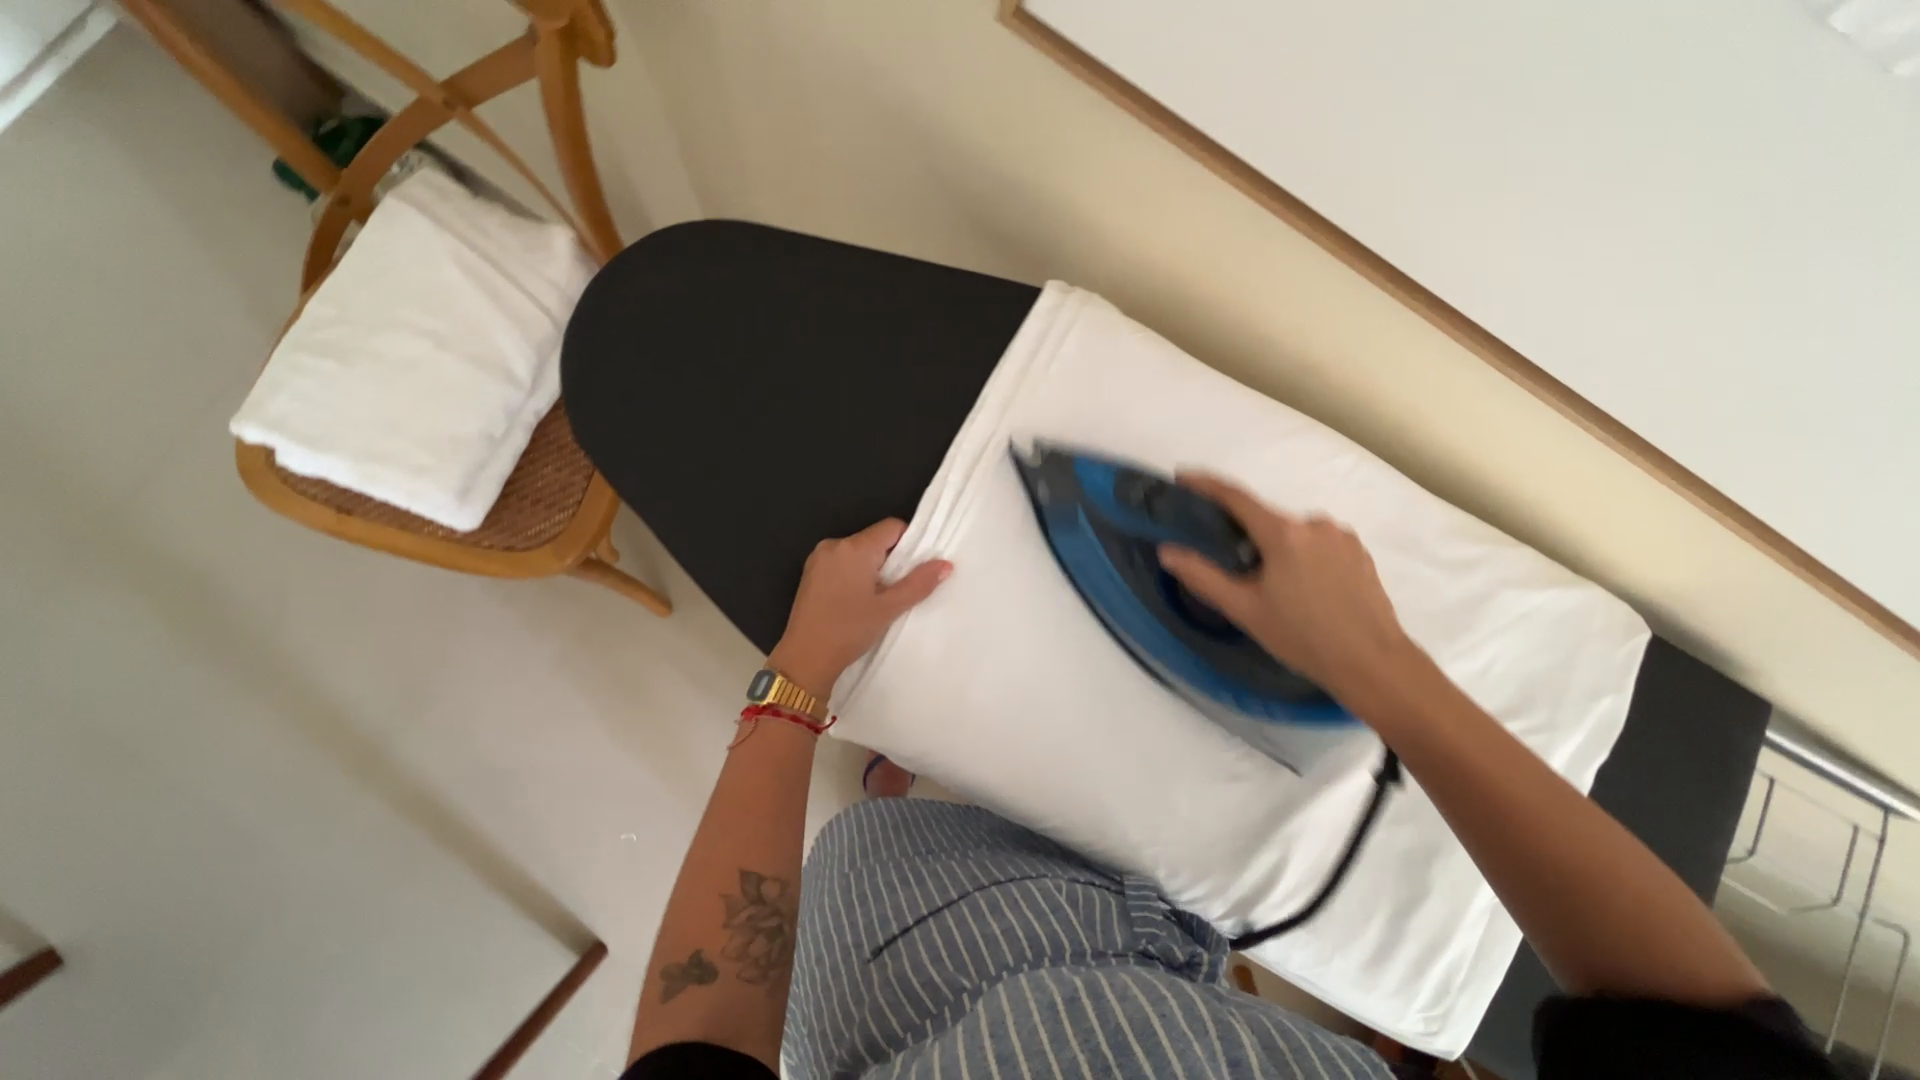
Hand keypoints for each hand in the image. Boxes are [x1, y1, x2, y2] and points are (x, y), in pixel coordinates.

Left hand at [766, 519, 952, 698]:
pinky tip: (857, 600)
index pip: (892, 527)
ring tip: (878, 599)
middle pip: (874, 539)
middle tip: (899, 589)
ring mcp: (819, 558)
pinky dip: (855, 574)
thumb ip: (919, 583)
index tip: (916, 569)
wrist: (804, 658)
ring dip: (873, 568)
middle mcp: (834, 545)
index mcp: (855, 547)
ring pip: (858, 551)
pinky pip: (842, 562)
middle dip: (891, 559)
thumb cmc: (848, 631)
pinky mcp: (810, 573)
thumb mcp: (889, 608)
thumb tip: (945, 565)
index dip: (910, 543)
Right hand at [1156, 473, 1422, 705]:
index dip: (1206, 484)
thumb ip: (1202, 576)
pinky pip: (1319, 546)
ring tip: (1276, 590)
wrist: (1373, 662)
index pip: (1235, 497)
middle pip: (1267, 520)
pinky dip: (1303, 558)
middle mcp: (1314, 524)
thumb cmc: (1303, 637)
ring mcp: (1341, 537)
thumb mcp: (1245, 609)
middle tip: (1234, 571)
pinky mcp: (1359, 553)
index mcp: (1283, 533)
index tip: (1183, 477)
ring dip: (1278, 551)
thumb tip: (1168, 551)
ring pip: (1294, 535)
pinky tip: (1305, 592)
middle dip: (1247, 537)